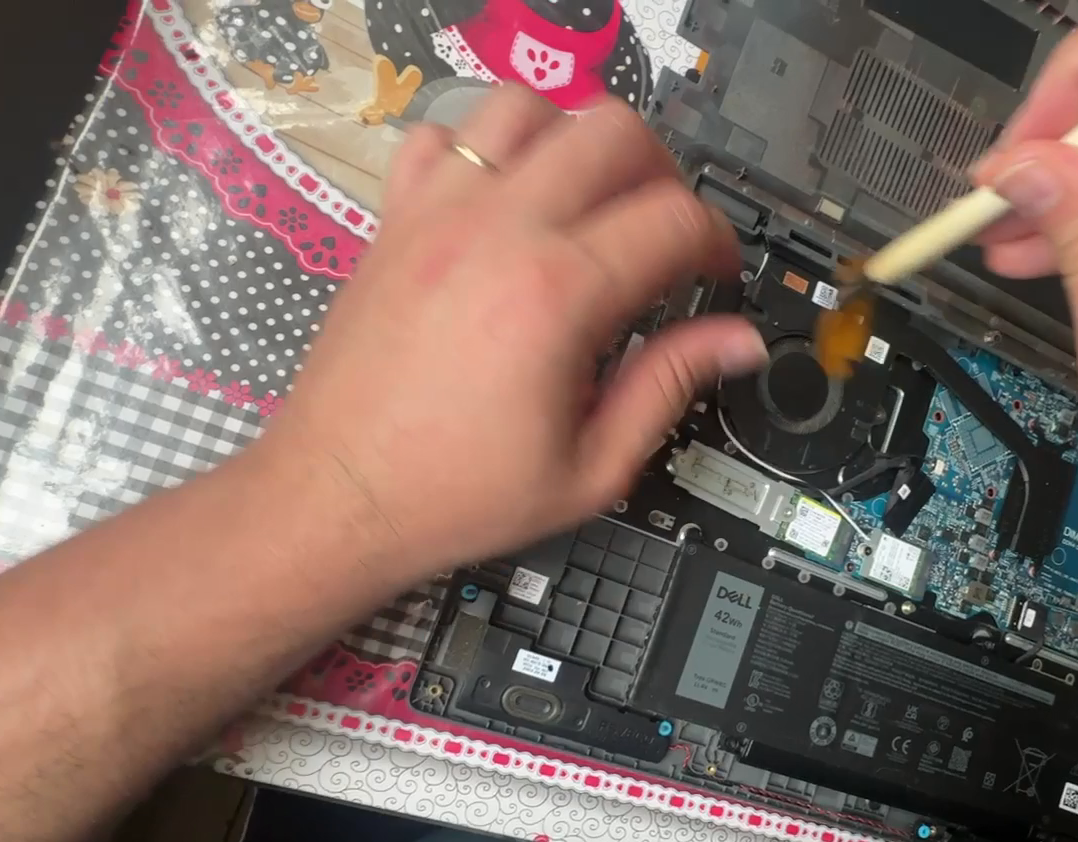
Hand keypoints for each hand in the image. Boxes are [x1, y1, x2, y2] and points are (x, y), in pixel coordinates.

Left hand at [251, 87, 765, 585]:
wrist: (342, 497)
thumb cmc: (458, 494)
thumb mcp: (593, 466)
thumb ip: (669, 386)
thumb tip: (735, 343)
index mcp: (558, 297)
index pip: (674, 221)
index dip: (718, 243)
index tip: (717, 275)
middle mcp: (499, 234)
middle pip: (614, 132)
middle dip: (666, 176)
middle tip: (669, 235)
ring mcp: (440, 215)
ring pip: (532, 107)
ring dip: (583, 144)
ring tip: (597, 205)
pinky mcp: (398, 221)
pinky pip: (450, 137)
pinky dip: (495, 151)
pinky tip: (512, 205)